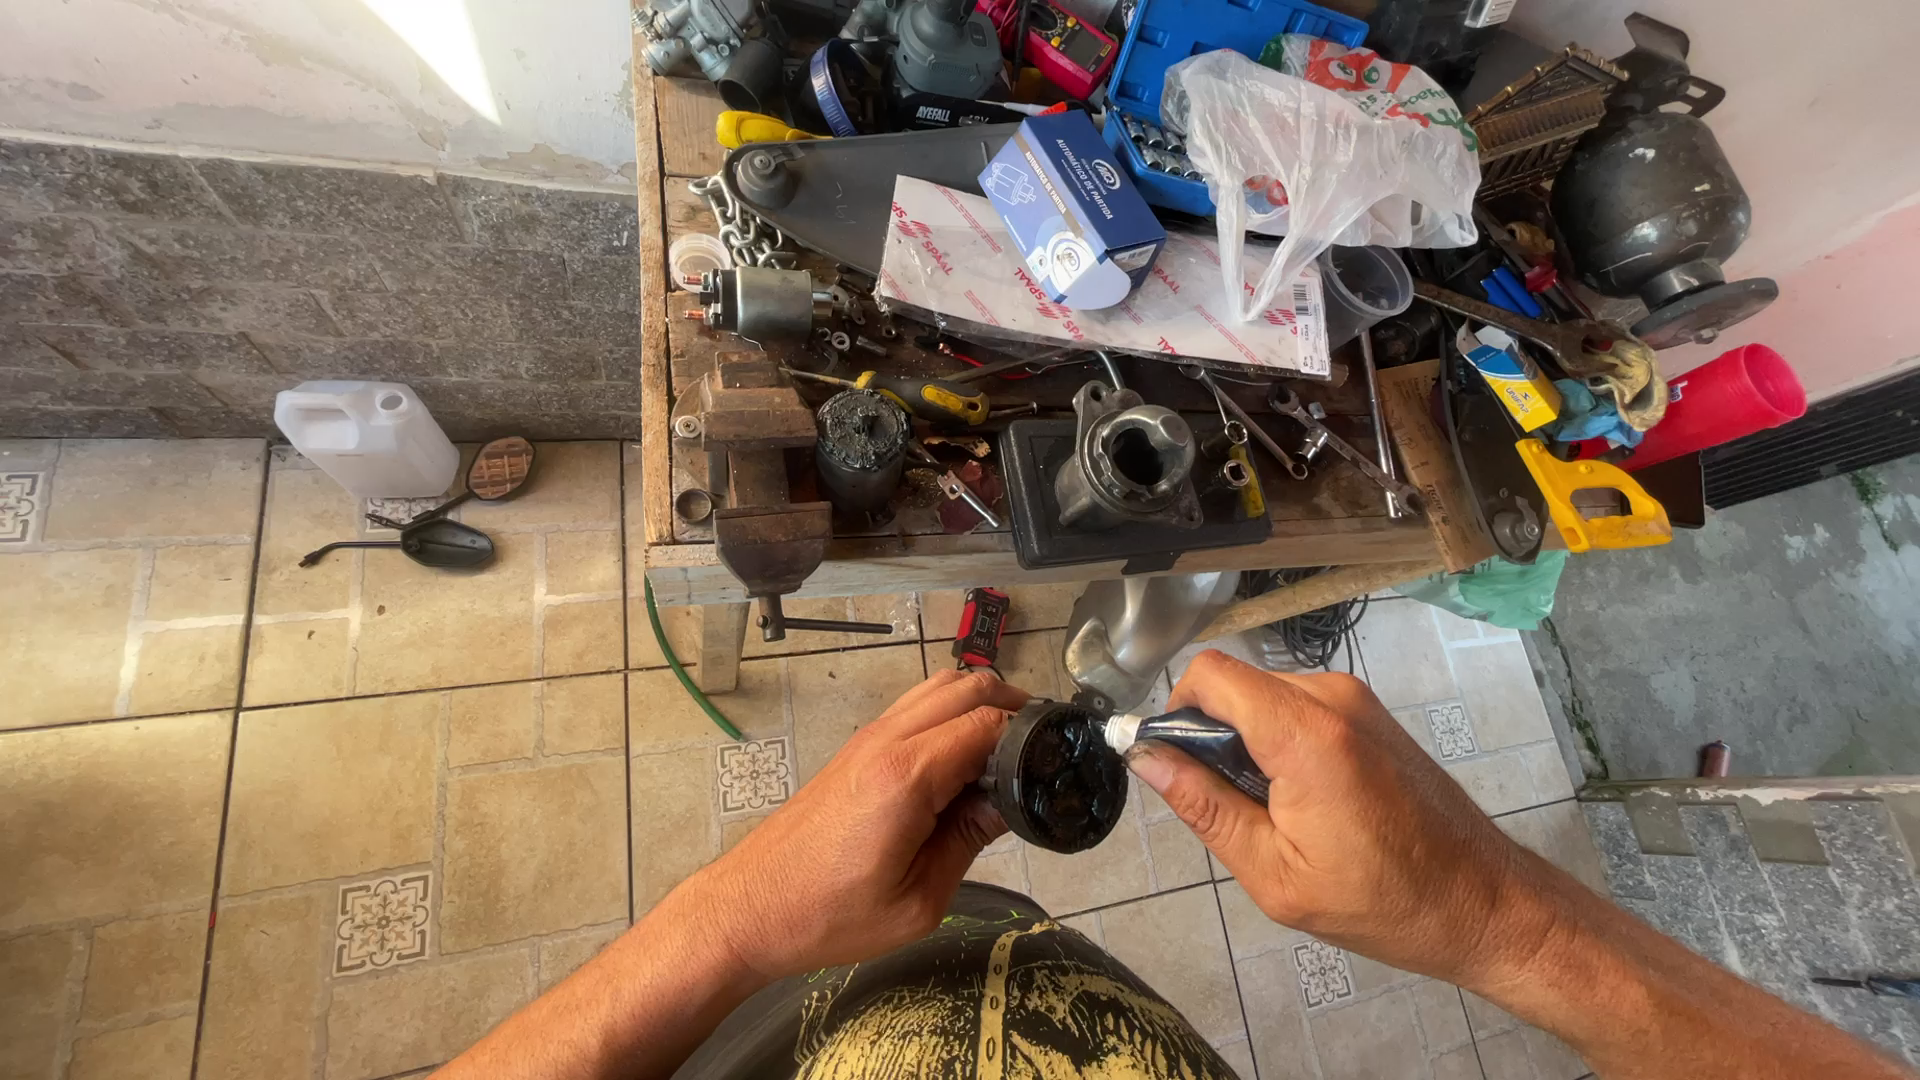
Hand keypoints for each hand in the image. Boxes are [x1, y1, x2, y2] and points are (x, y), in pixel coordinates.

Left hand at [683, 669, 1028, 980]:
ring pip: (939, 684)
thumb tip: (1008, 801)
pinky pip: (915, 703)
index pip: (986, 723)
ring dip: (979, 698)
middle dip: (1012, 702)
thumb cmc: (832, 915)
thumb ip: (969, 840)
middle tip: (1040, 743)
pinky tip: (962, 749)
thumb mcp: (919, 899)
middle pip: (966, 686)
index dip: (1027, 734)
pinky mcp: (858, 744)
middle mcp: (889, 739)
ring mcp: (870, 735)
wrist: (751, 905)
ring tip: (1008, 741)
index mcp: (908, 775)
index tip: (1053, 756)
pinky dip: (950, 707)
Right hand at [1131, 650, 1542, 985]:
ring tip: (1272, 804)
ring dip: (1244, 738)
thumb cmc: (1383, 902)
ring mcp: (1354, 696)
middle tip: (1232, 801)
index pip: (1209, 674)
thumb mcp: (1274, 873)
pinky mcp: (1366, 708)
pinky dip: (1275, 736)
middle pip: (1232, 685)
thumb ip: (1203, 806)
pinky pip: (1292, 703)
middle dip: (1212, 734)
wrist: (1492, 905)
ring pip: (1259, 694)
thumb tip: (1145, 758)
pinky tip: (1302, 792)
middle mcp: (1330, 695)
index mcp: (1305, 732)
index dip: (1177, 709)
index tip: (1182, 763)